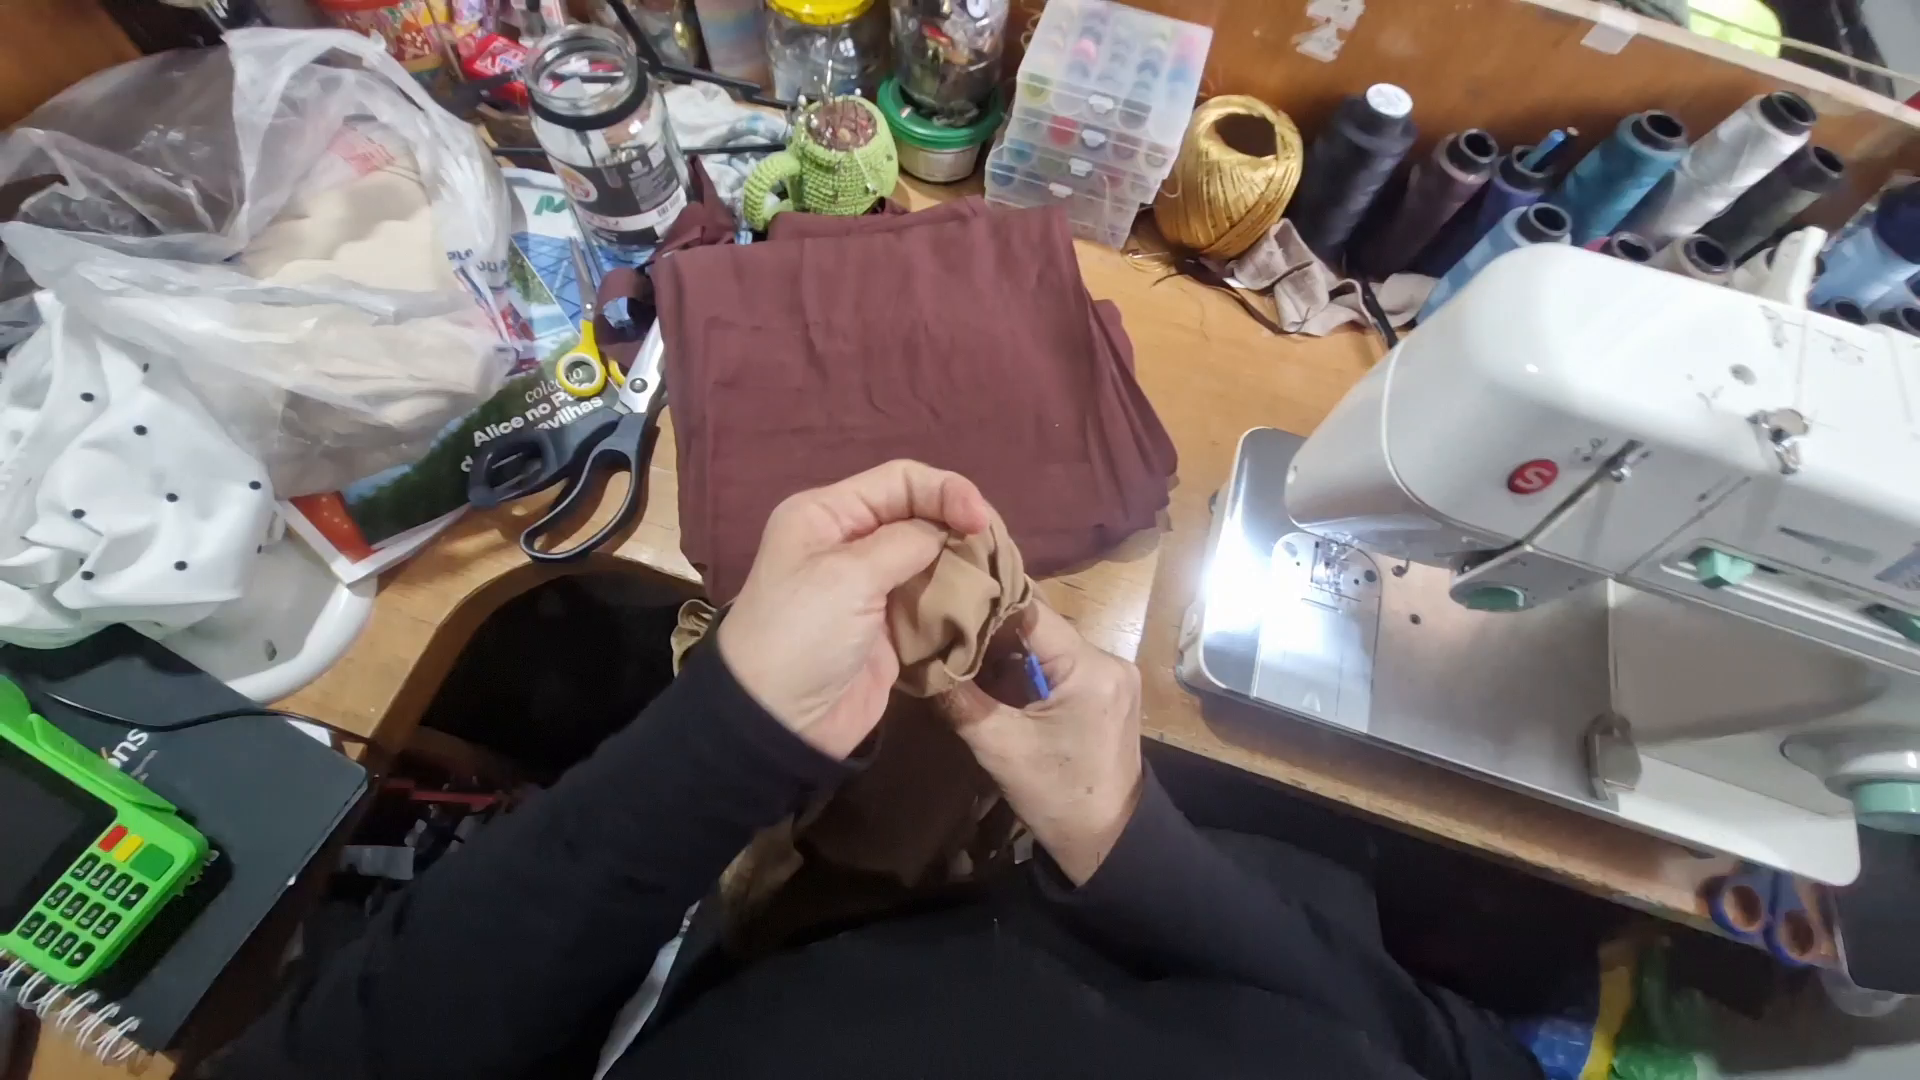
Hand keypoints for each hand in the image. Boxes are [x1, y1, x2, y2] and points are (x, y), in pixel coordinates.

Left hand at [718, 460, 991, 758]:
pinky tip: (981, 600)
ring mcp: (870, 585)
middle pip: (918, 514)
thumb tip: (948, 529)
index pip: (899, 480)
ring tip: (996, 573)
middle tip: (996, 547)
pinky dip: (957, 597)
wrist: (780, 722)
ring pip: (930, 556)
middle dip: (958, 524)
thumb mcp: (848, 576)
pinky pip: (931, 597)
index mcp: (828, 514)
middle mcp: (849, 541)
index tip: (981, 520)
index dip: (946, 490)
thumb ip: (905, 542)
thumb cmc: (804, 635)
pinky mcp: (890, 624)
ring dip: (962, 563)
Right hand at [938, 600, 1143, 884]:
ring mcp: (1111, 673)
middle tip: (948, 617)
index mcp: (1090, 668)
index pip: (1032, 610)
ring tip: (964, 642)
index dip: (990, 597)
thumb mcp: (1000, 748)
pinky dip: (1027, 665)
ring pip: (1048, 643)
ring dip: (1009, 647)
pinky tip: (994, 671)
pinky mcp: (1106, 689)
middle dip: (995, 624)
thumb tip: (920, 658)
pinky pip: (1059, 663)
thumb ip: (960, 699)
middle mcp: (1109, 659)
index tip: (950, 588)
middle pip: (1041, 624)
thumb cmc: (1057, 796)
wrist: (1109, 842)